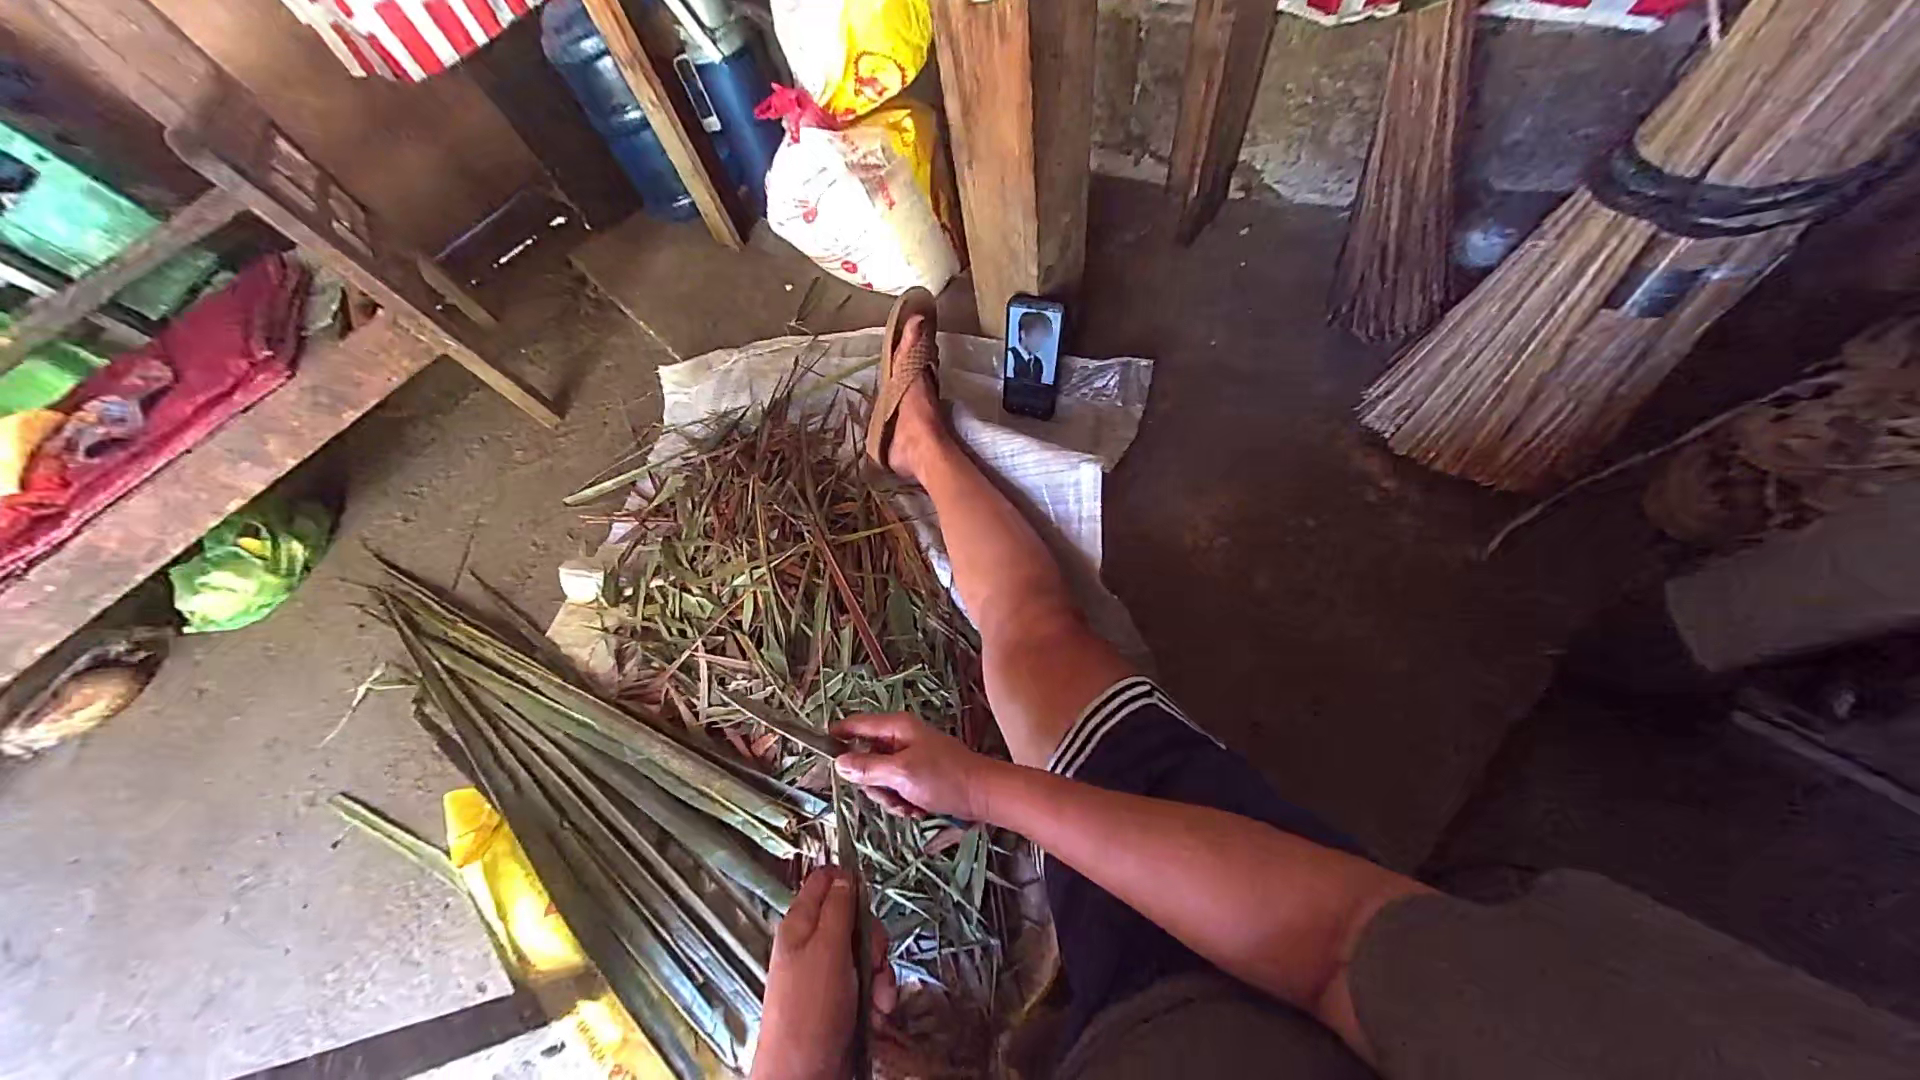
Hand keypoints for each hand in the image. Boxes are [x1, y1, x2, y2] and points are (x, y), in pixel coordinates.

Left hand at [751, 868, 895, 1079]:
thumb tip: (845, 876)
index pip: (824, 881)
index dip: (848, 882)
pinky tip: (878, 1010)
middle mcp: (812, 943)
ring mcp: (827, 972)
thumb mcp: (826, 950)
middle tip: (873, 956)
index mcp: (800, 924)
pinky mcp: (841, 998)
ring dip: (880, 970)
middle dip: (872, 936)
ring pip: (865, 949)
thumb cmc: (810, 1011)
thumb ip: (838, 909)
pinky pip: (868, 980)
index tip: (867, 900)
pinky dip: (879, 992)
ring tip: (878, 995)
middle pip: (853, 916)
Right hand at [832, 713, 999, 820]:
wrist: (983, 795)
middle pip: (865, 759)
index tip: (822, 754)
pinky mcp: (918, 776)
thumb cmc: (944, 778)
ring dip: (890, 798)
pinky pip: (896, 790)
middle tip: (891, 795)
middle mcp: (901, 738)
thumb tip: (838, 762)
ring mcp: (909, 758)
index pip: (856, 724)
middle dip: (874, 784)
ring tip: (909, 804)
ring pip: (879, 780)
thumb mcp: (901, 773)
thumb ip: (868, 767)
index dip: (837, 736)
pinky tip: (918, 808)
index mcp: (897, 727)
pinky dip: (903, 802)